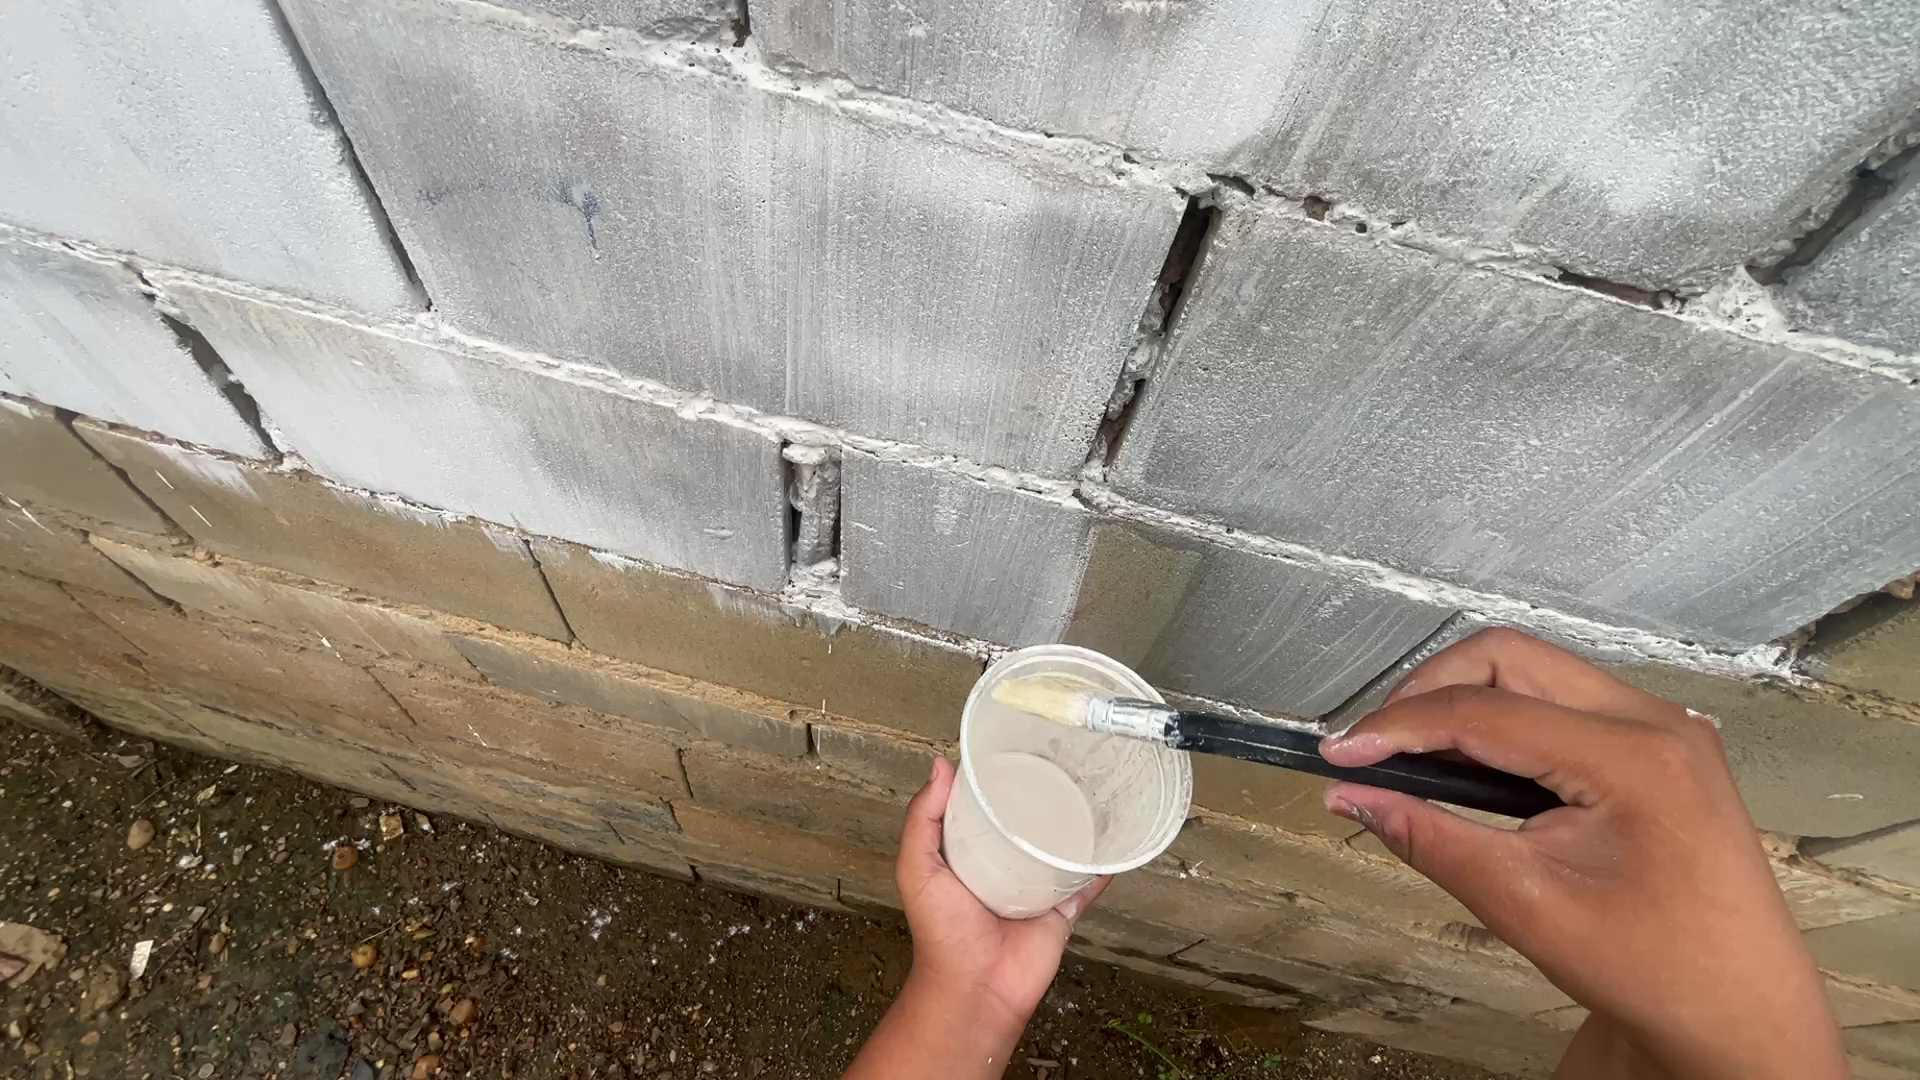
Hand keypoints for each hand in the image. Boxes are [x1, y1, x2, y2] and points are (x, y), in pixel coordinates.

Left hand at [843, 757, 1106, 1078]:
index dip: (996, 775)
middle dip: (1042, 792)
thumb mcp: (918, 868)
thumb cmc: (941, 933)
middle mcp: (1006, 860)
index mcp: (971, 847)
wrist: (975, 990)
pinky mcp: (1062, 906)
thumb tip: (940, 766)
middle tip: (1060, 759)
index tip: (1012, 746)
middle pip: (1028, 818)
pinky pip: (1087, 880)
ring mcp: (1037, 882)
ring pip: (1061, 844)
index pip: (986, 802)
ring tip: (1091, 788)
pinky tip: (1116, 839)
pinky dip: (1103, 863)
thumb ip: (922, 819)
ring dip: (1076, 822)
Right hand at [1319, 628, 1845, 1079]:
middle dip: (1424, 690)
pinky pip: (1544, 691)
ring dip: (1453, 694)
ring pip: (1521, 663)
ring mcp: (1655, 722)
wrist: (1740, 1020)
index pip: (1480, 711)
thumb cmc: (1644, 968)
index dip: (1395, 726)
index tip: (1337, 753)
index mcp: (1632, 758)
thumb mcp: (1519, 902)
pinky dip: (1486, 709)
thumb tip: (1341, 795)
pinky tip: (1461, 755)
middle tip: (1377, 744)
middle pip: (1502, 655)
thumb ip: (1422, 835)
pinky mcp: (1647, 736)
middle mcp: (1650, 719)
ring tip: (1410, 749)